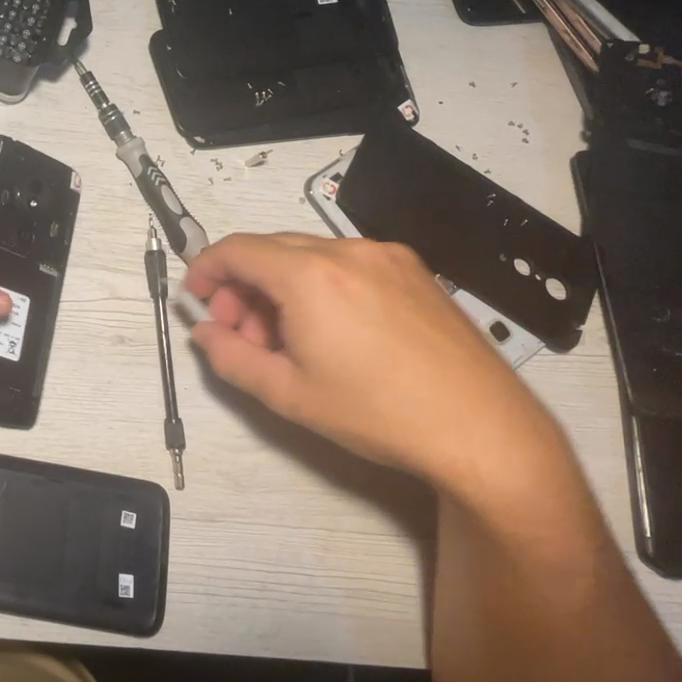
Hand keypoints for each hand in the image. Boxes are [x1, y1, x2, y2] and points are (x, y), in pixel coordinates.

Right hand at [184, 233, 566, 494]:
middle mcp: (348, 252)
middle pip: (270, 249)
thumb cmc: (378, 413)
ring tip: (285, 339)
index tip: (196, 300)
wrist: (485, 432)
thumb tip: (204, 333)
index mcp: (310, 275)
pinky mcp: (416, 273)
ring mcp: (388, 258)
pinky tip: (328, 331)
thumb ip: (229, 357)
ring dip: (279, 287)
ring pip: (308, 256)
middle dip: (241, 285)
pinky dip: (318, 286)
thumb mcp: (286, 394)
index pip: (236, 250)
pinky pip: (345, 264)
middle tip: (239, 333)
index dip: (204, 270)